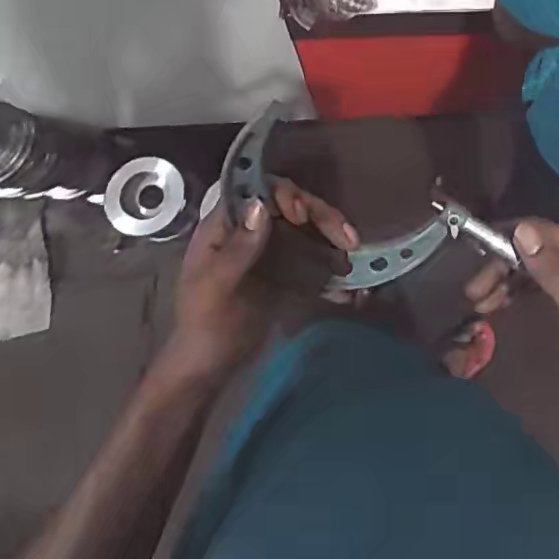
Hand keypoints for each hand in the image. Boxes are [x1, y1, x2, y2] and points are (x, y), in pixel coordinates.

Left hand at [167, 177, 357, 371]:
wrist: (211, 368)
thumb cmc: (205, 326)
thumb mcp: (215, 289)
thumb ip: (237, 249)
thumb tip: (261, 206)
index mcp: (224, 229)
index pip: (256, 191)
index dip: (283, 193)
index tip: (301, 214)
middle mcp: (250, 233)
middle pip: (291, 208)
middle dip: (321, 216)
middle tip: (347, 238)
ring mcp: (271, 254)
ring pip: (307, 230)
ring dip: (333, 236)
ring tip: (352, 251)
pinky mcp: (286, 274)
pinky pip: (313, 260)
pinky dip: (332, 266)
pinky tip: (348, 283)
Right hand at [464, 219, 558, 422]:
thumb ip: (554, 273)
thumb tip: (523, 230)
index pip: (543, 230)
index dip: (507, 238)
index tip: (474, 256)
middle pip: (537, 248)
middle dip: (503, 264)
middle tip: (473, 293)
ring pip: (538, 267)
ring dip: (508, 280)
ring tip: (480, 303)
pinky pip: (545, 285)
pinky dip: (522, 292)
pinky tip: (501, 304)